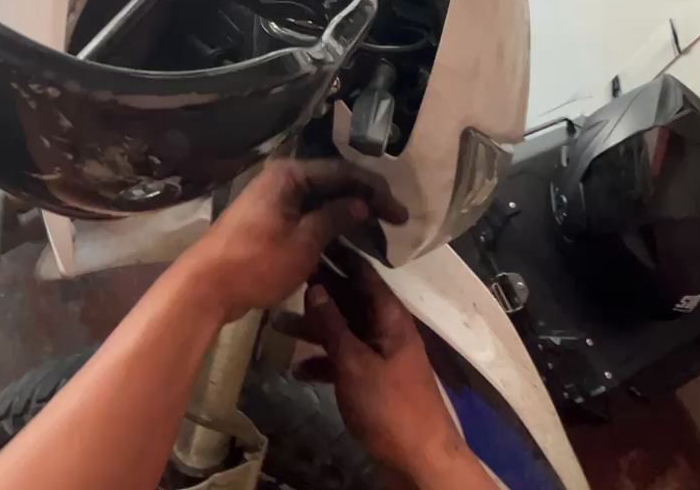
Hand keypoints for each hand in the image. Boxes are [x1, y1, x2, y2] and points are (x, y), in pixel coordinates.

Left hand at [176, 158, 406, 322]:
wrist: (205, 286)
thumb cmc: (257, 262)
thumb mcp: (304, 242)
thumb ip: (336, 218)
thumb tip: (362, 203)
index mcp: (290, 174)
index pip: (343, 172)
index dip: (375, 191)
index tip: (401, 214)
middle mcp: (282, 178)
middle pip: (332, 183)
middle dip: (364, 201)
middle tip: (394, 222)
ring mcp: (273, 198)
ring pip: (320, 200)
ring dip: (348, 214)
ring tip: (376, 233)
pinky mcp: (268, 219)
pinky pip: (307, 214)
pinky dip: (328, 225)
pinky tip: (346, 241)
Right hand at [295, 265, 482, 485]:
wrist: (420, 460)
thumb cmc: (389, 404)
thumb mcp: (354, 362)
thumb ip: (333, 324)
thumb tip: (314, 287)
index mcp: (390, 316)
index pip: (364, 274)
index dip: (340, 258)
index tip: (313, 241)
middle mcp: (386, 328)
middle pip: (350, 302)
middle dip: (319, 295)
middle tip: (286, 281)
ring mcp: (381, 354)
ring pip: (344, 332)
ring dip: (315, 331)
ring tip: (279, 326)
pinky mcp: (374, 380)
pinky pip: (346, 360)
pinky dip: (325, 363)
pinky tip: (298, 371)